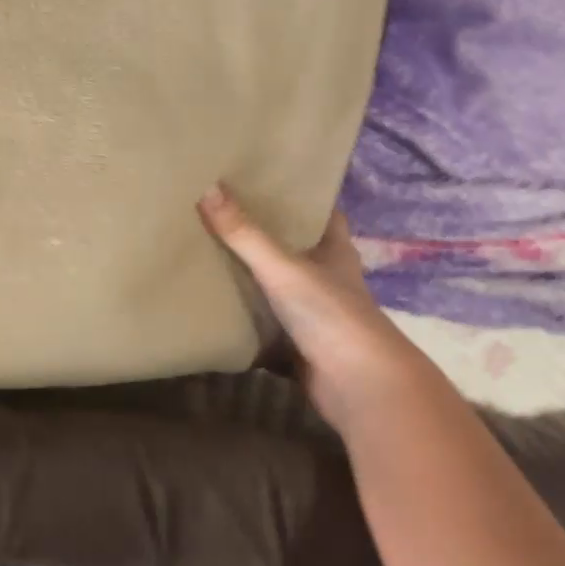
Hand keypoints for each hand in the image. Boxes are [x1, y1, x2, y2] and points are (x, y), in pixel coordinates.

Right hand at [197, 185, 430, 430]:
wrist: (358, 385)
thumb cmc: (330, 314)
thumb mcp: (282, 267)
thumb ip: (244, 233)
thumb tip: (206, 187)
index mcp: (334, 252)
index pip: (323, 214)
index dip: (301, 197)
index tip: (268, 180)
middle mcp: (327, 279)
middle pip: (295, 248)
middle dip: (264, 233)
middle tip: (221, 211)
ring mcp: (313, 313)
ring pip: (277, 286)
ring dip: (249, 275)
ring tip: (206, 251)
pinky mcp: (297, 343)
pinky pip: (263, 323)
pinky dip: (242, 316)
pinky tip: (211, 304)